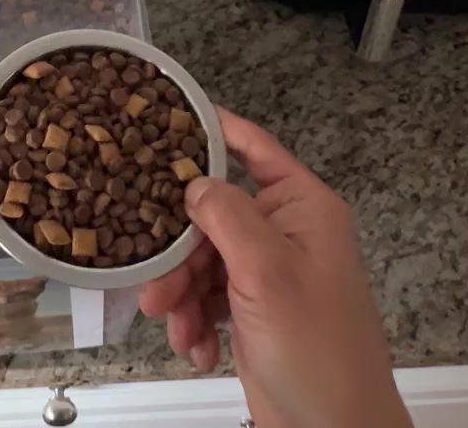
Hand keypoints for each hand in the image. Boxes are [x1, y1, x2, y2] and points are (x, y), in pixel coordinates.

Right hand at [139, 109, 410, 427]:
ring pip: (203, 257)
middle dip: (181, 248)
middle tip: (153, 276)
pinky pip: (207, 294)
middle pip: (214, 211)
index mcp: (301, 205)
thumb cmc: (314, 347)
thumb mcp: (267, 271)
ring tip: (174, 325)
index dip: (212, 128)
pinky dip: (195, 319)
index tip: (164, 119)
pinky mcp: (251, 308)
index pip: (252, 147)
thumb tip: (193, 184)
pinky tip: (197, 348)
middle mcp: (283, 230)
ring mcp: (267, 271)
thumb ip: (226, 215)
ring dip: (182, 291)